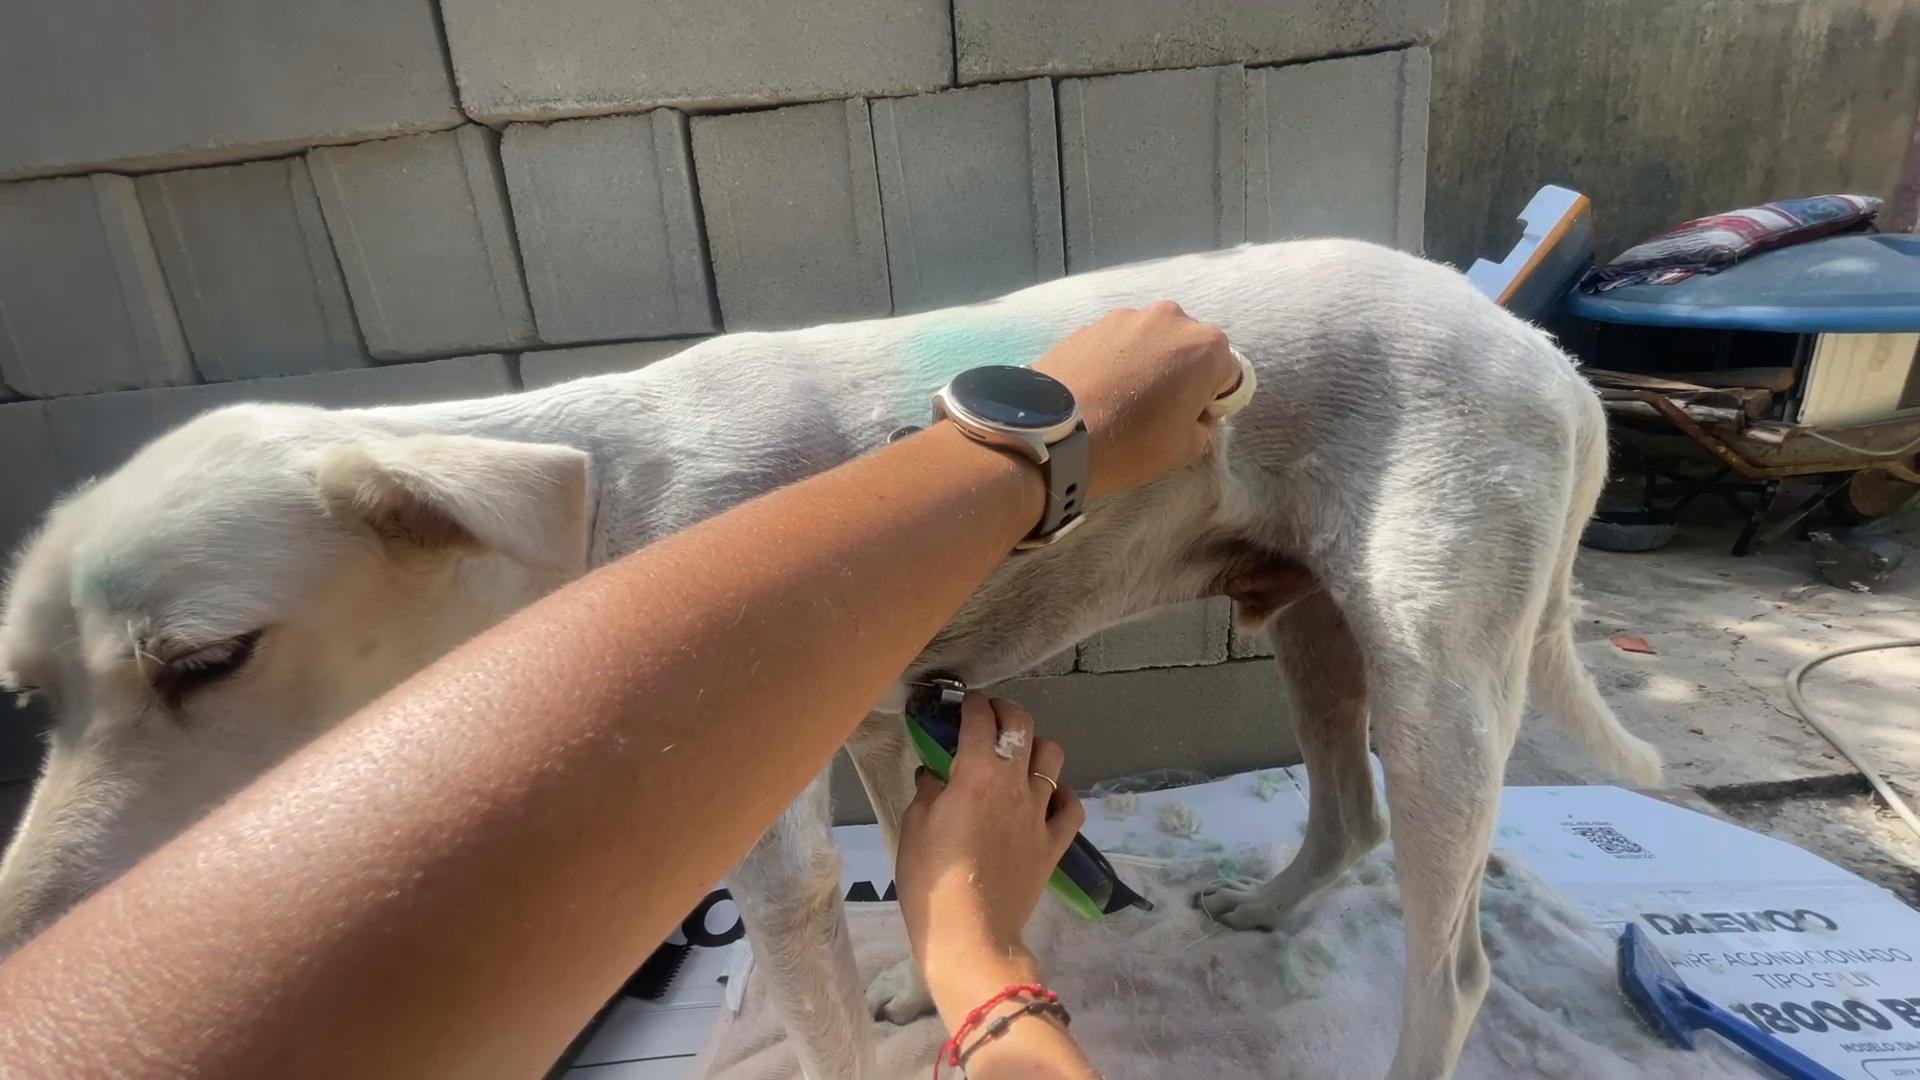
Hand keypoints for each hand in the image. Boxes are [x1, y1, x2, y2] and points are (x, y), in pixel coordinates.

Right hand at [894, 694, 1084, 1016]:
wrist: (970, 939)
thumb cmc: (931, 882)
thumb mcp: (914, 827)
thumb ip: (927, 791)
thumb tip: (934, 774)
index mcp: (977, 773)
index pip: (980, 719)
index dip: (972, 703)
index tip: (964, 702)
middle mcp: (1014, 784)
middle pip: (1023, 726)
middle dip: (1006, 711)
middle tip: (990, 717)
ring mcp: (1040, 813)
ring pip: (1053, 757)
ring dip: (1035, 746)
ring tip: (1019, 755)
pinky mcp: (1054, 843)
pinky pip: (1071, 806)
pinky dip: (1061, 794)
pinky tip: (1046, 797)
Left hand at [1033, 302, 1241, 499]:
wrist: (1050, 435)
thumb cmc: (1127, 443)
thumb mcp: (1182, 450)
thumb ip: (1203, 429)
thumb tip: (1196, 419)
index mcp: (1205, 347)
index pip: (1227, 374)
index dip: (1211, 402)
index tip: (1188, 422)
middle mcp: (1169, 318)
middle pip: (1187, 350)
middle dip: (1178, 376)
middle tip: (1153, 412)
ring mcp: (1124, 317)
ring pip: (1149, 343)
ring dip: (1144, 366)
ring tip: (1119, 401)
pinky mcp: (1087, 325)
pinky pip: (1115, 344)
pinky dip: (1113, 362)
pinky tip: (1095, 390)